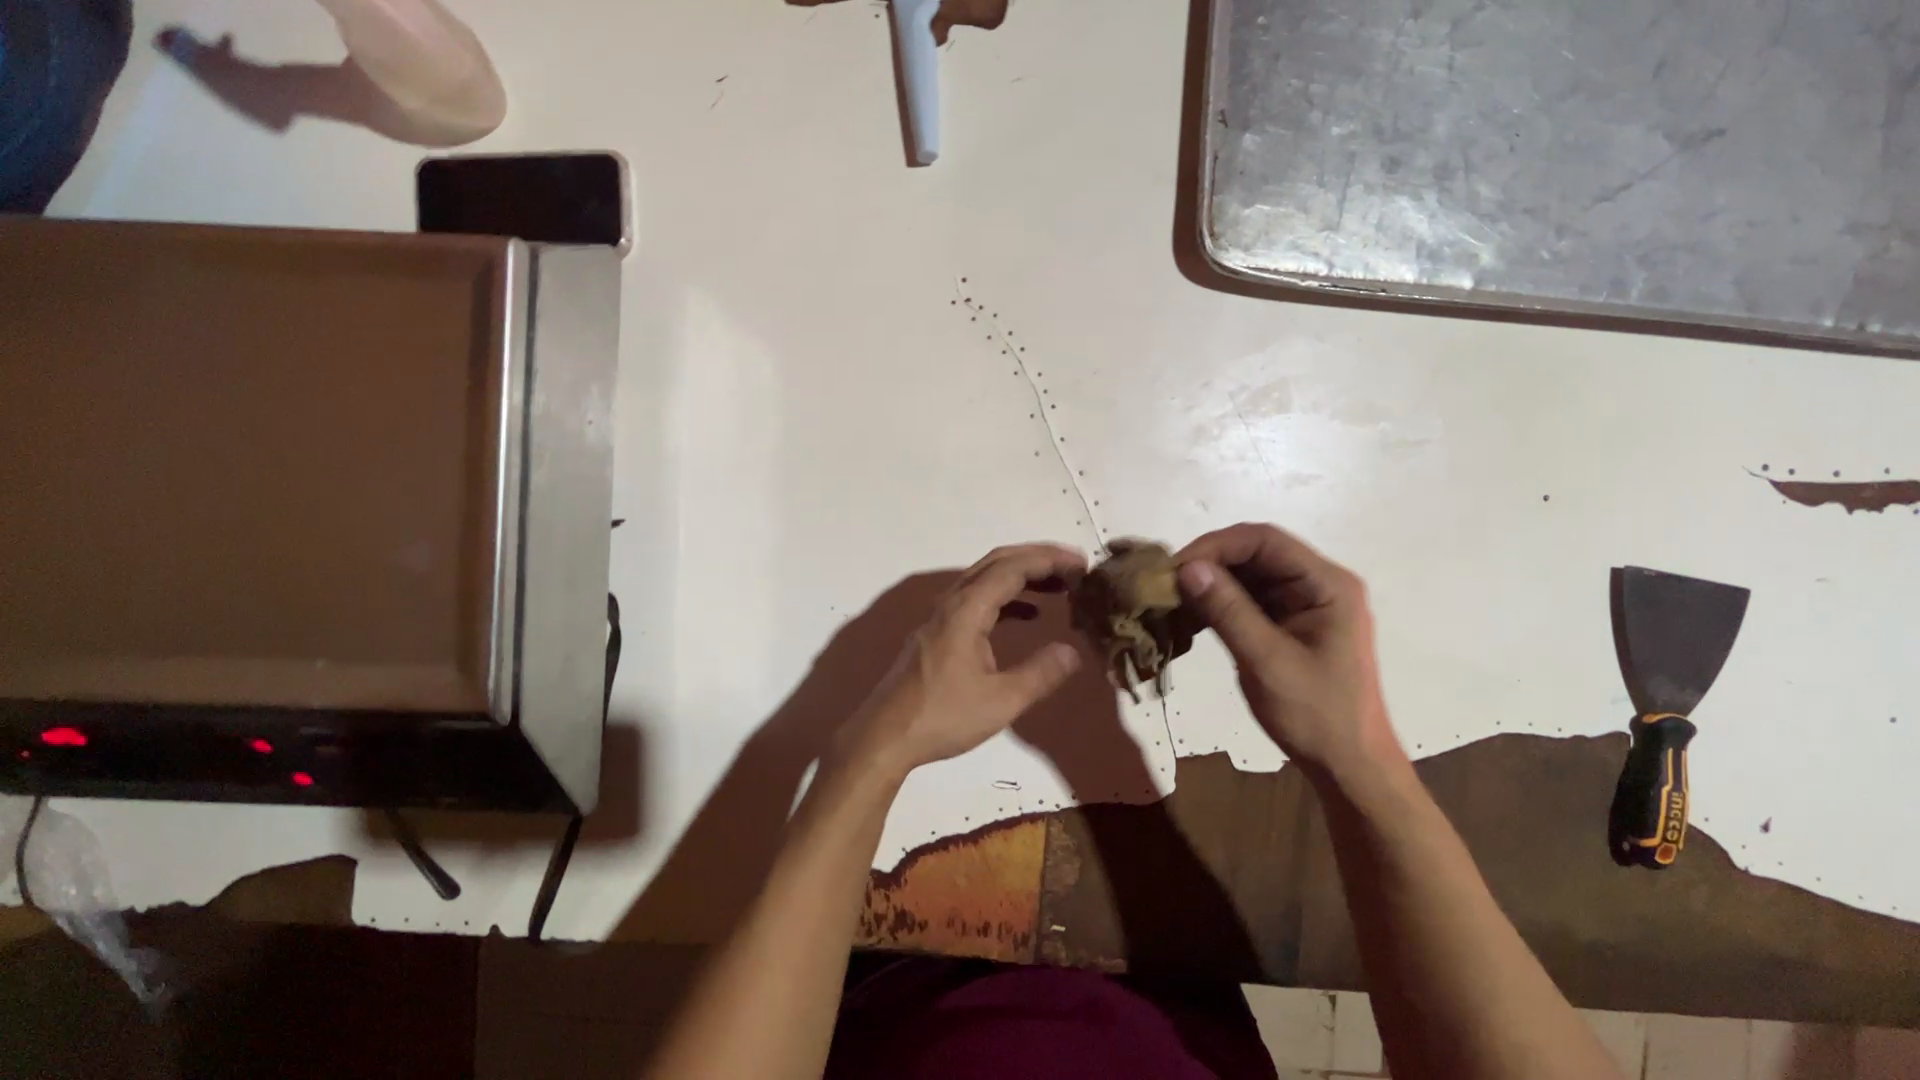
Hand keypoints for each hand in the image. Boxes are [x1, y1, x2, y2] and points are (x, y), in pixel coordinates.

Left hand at [833, 544, 1087, 778]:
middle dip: (1038, 558)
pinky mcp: (938, 634)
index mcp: (967, 610)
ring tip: (1059, 586)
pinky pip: (977, 599)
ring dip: (1022, 576)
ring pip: (985, 579)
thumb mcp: (1001, 701)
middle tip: (1075, 566)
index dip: (1050, 560)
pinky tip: (1028, 615)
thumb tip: (1073, 650)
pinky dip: (1006, 598)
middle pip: (997, 562)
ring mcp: (941, 617)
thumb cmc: (943, 717)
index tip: (1083, 563)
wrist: (884, 736)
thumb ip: (1040, 673)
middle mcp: (952, 603)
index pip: (1012, 567)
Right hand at [1176, 524, 1401, 780]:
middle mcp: (1319, 584)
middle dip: (1209, 565)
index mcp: (1327, 584)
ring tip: (1172, 602)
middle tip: (1165, 585)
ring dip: (1210, 585)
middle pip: (1256, 554)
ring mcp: (1306, 604)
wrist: (1349, 766)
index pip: (1264, 541)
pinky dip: (1219, 606)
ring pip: (1249, 576)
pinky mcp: (1292, 624)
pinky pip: (1250, 601)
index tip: (1174, 569)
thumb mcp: (1267, 661)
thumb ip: (1228, 610)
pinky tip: (1191, 620)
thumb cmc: (1316, 715)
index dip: (1215, 547)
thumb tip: (1187, 568)